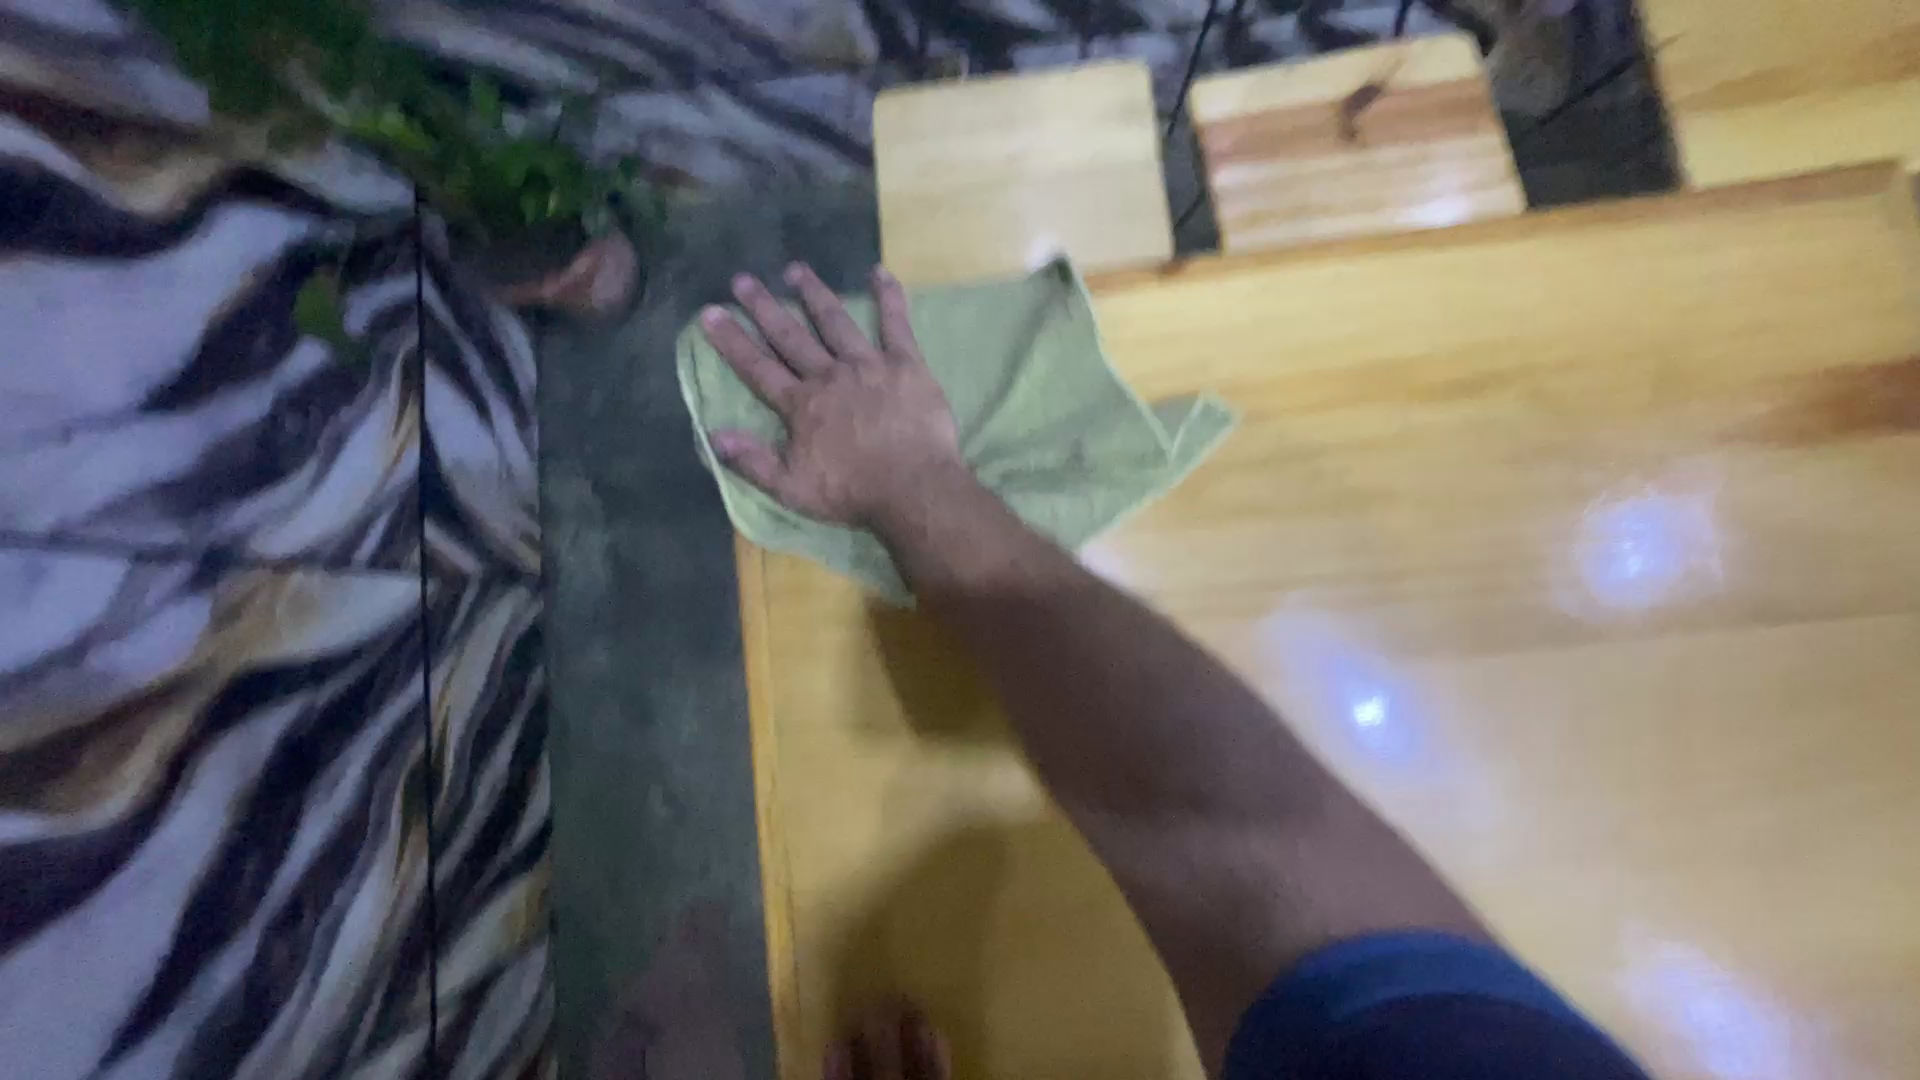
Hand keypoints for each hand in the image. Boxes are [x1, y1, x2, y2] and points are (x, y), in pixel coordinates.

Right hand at [700, 263, 967, 527]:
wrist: (913, 488)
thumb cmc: (853, 493)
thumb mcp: (792, 488)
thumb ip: (752, 461)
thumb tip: (713, 435)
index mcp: (801, 406)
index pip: (758, 368)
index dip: (732, 341)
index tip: (711, 313)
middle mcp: (829, 376)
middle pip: (791, 336)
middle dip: (764, 308)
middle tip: (743, 279)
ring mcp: (868, 365)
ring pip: (835, 321)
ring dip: (814, 294)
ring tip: (796, 270)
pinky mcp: (906, 365)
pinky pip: (896, 324)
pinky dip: (889, 297)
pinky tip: (880, 272)